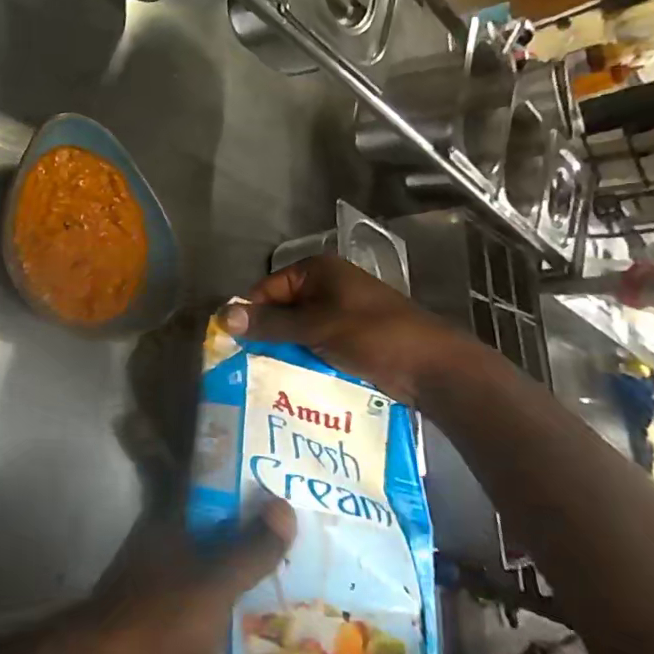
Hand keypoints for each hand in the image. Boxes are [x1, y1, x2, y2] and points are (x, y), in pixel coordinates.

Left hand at [46, 499, 295, 653]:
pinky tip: (291, 634)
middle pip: (223, 541)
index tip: (287, 490)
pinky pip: (225, 623)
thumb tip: (287, 505)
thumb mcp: (215, 579)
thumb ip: (251, 548)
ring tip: (315, 587)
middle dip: (260, 543)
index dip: (244, 492)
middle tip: (315, 542)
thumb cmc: (162, 616)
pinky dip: (250, 625)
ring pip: (226, 582)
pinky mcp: (183, 639)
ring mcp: (177, 599)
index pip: (211, 496)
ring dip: (258, 587)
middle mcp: (172, 557)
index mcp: (171, 529)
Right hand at [219, 255, 471, 403]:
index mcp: (318, 271)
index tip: (233, 346)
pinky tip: (290, 382)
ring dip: (285, 353)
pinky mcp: (349, 340)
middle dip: (266, 337)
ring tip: (264, 378)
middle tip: (245, 366)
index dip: (250, 315)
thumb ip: (270, 324)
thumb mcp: (315, 327)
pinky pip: (315, 347)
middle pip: (281, 311)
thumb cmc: (372, 335)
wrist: (431, 367)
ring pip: (297, 333)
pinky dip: (304, 361)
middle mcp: (327, 287)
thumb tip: (222, 317)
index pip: (267, 289)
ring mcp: (340, 314)